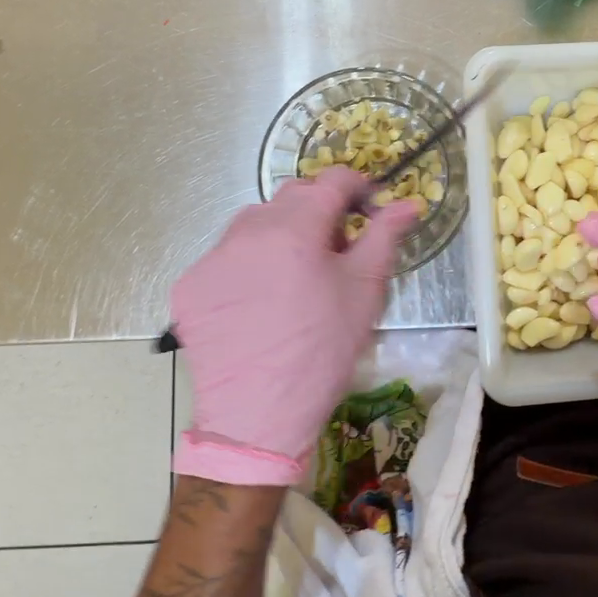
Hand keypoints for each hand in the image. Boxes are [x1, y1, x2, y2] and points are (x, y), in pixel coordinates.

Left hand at [169, 167, 418, 486]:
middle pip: (292, 198)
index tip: (371, 210)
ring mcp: (212, 258)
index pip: (332, 181)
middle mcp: (247, 230)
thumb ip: (385, 236)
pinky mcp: (190, 286)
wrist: (259, 415)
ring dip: (281, 235)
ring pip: (255, 224)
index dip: (359, 188)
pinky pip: (227, 258)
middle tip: (338, 250)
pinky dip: (249, 266)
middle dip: (320, 211)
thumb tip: (407, 203)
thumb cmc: (324, 350)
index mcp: (295, 227)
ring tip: (296, 277)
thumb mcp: (365, 291)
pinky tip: (262, 302)